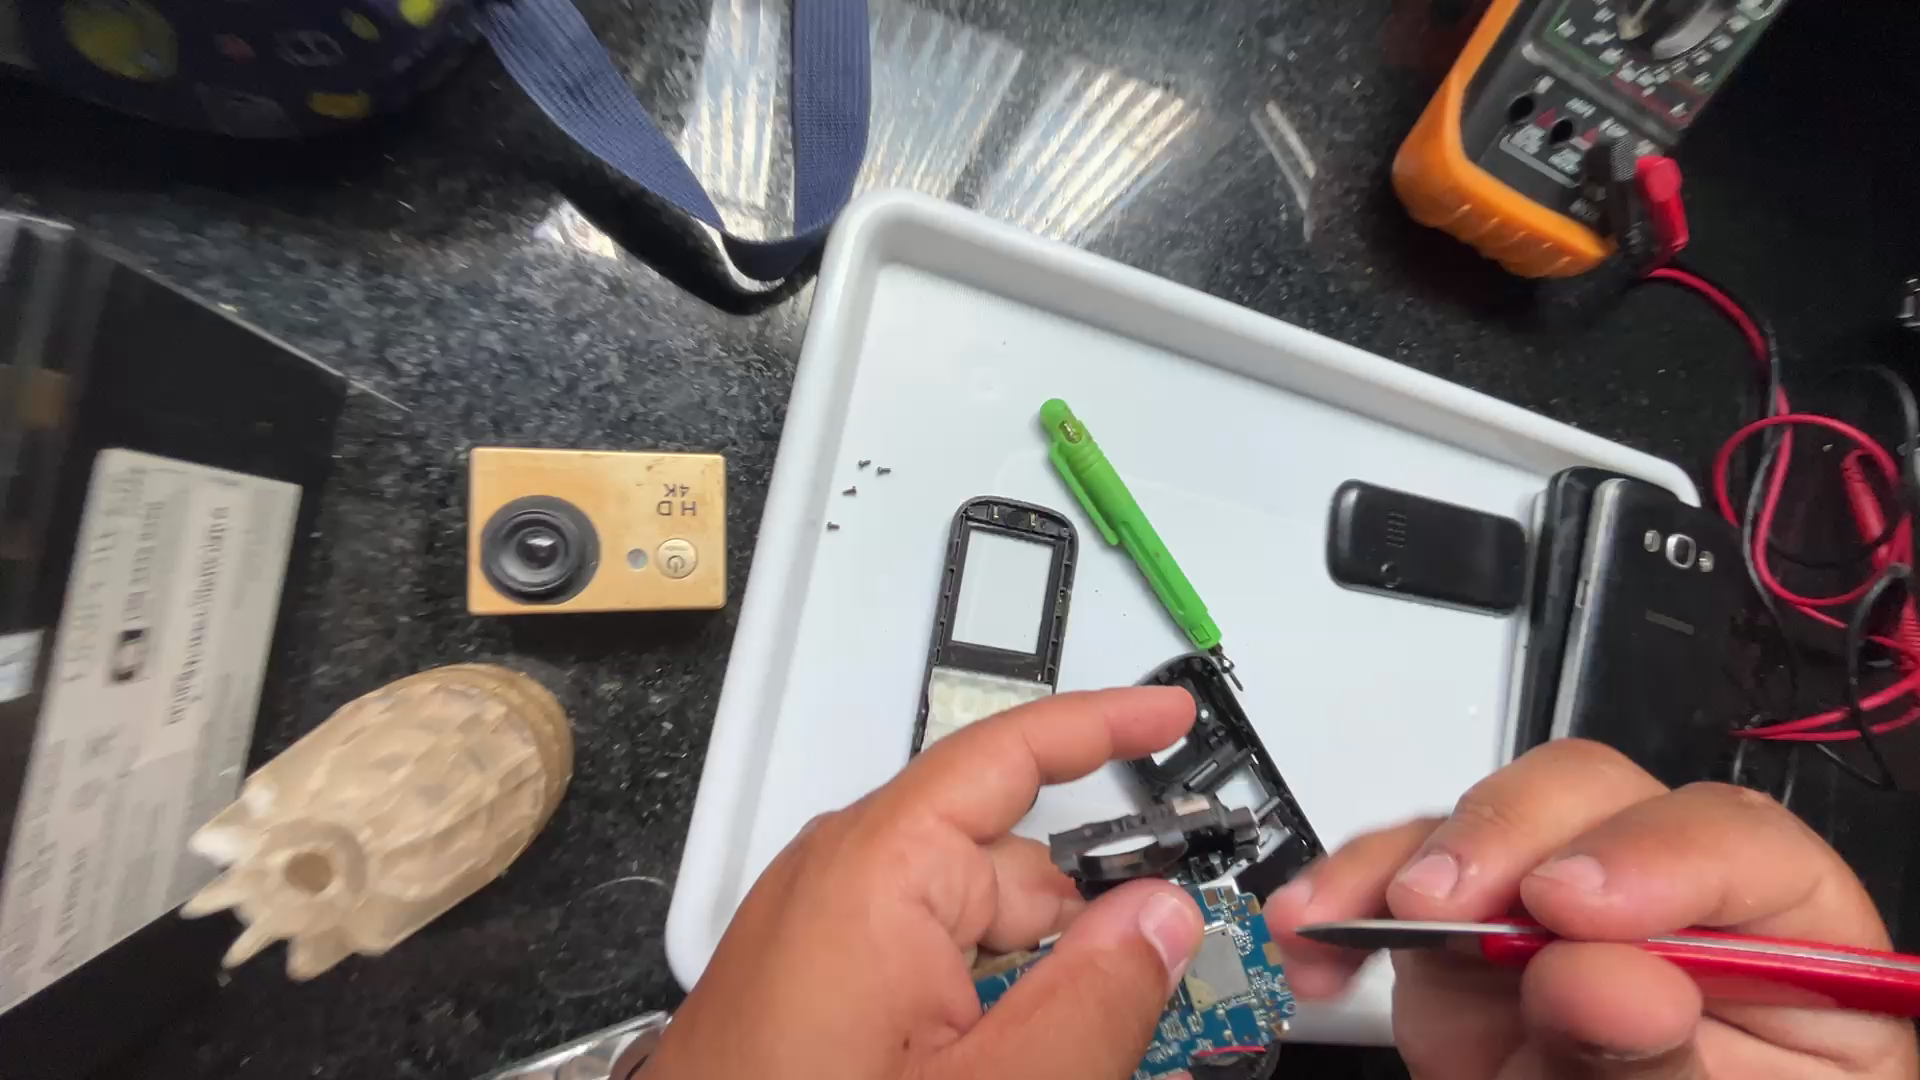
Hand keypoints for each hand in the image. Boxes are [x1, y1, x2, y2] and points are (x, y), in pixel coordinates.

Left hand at [636, 688, 1206, 1079]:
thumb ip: (1089, 1002)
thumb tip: (1161, 915)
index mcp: (882, 864)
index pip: (1012, 753)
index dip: (1103, 723)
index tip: (1166, 713)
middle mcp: (850, 862)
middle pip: (1009, 856)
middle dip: (1082, 913)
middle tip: (1148, 980)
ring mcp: (830, 908)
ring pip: (976, 911)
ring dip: (1032, 970)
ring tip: (1048, 1054)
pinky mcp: (821, 953)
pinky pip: (931, 943)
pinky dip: (983, 987)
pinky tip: (999, 1054)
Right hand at [1265, 738, 1919, 1078]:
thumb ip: (1664, 1065)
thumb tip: (1602, 979)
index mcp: (1775, 944)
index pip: (1730, 841)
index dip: (1650, 853)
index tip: (1570, 907)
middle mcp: (1645, 890)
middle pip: (1576, 793)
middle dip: (1490, 838)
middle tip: (1431, 907)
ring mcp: (1532, 890)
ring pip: (1457, 819)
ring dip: (1381, 866)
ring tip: (1332, 923)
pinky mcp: (1448, 909)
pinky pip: (1381, 868)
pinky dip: (1337, 898)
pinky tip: (1307, 936)